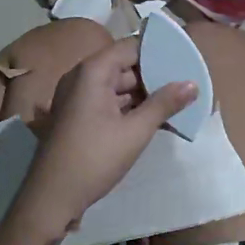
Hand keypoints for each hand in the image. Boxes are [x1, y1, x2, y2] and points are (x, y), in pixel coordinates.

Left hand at [14, 37, 195, 229]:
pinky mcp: (77, 117)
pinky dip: (130, 109)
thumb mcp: (135, 132)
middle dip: (155, 76)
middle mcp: (81, 78)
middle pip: (124, 66)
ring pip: (117, 87)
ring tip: (178, 103)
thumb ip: (164, 104)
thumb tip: (192, 83)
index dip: (158, 52)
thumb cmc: (94, 158)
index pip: (131, 47)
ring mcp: (77, 98)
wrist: (52, 197)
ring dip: (144, 95)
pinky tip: (155, 120)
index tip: (185, 60)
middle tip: (187, 84)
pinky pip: (108, 103)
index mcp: (92, 71)